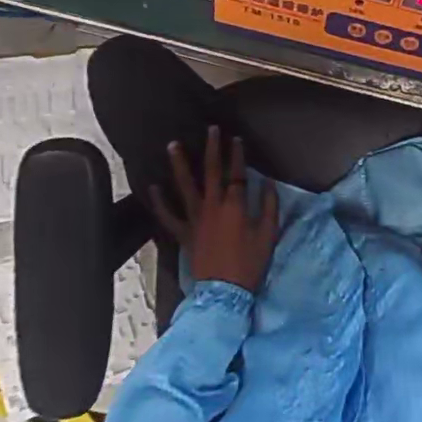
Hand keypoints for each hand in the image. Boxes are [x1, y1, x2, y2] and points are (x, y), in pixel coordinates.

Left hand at [148, 126, 279, 292]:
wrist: (224, 292)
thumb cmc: (249, 264)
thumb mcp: (268, 235)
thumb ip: (268, 206)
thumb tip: (268, 183)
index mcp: (235, 205)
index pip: (237, 173)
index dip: (237, 155)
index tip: (236, 138)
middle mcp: (212, 206)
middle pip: (212, 171)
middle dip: (212, 148)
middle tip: (210, 129)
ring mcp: (195, 218)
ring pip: (185, 186)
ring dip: (179, 164)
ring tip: (172, 145)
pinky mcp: (183, 232)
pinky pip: (168, 215)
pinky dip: (159, 201)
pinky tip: (152, 186)